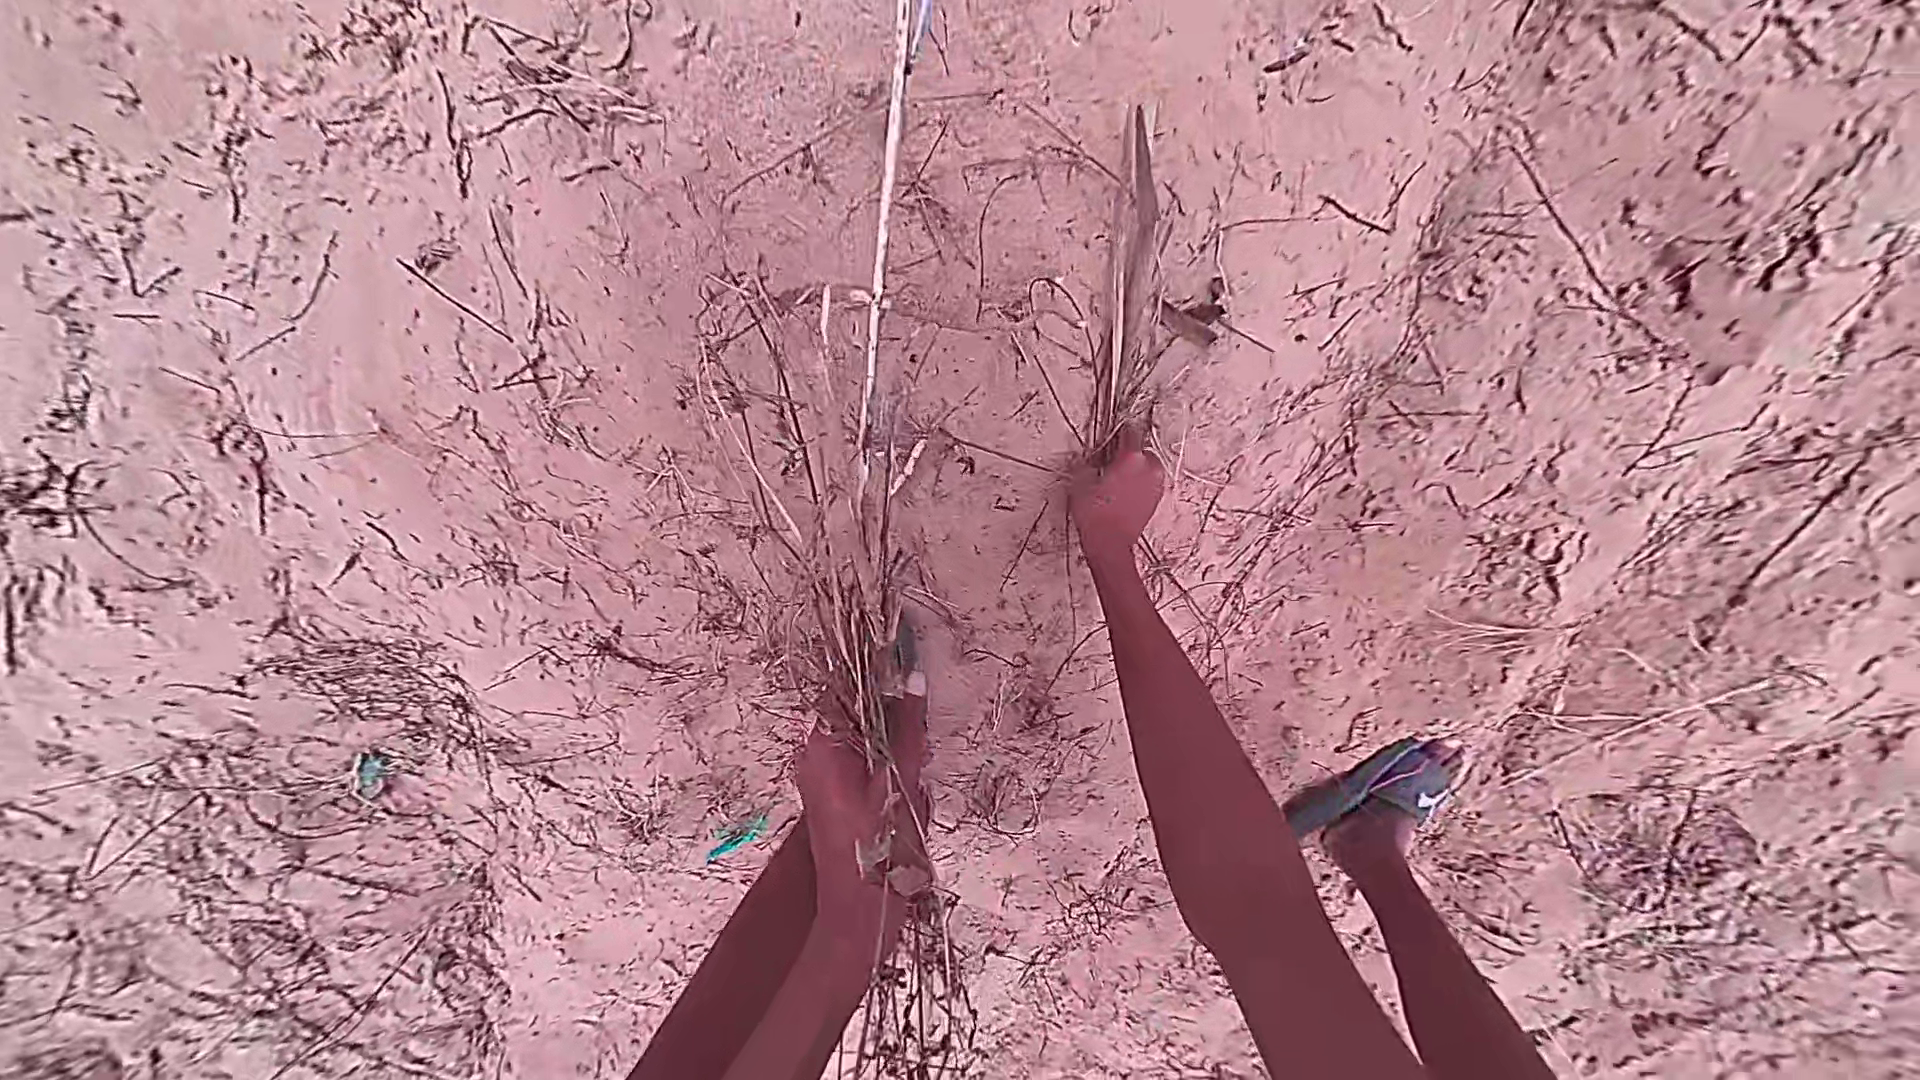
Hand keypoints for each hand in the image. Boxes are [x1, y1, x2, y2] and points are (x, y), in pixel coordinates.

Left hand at [796, 696, 928, 943]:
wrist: (859, 915)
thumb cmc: (878, 847)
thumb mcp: (900, 778)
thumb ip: (907, 725)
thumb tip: (912, 677)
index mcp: (822, 746)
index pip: (846, 688)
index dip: (878, 676)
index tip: (907, 672)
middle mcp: (814, 756)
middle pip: (857, 713)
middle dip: (892, 723)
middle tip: (916, 750)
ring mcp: (821, 777)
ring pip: (865, 739)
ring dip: (893, 750)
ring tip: (910, 786)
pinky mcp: (833, 794)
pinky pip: (863, 763)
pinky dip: (886, 769)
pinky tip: (904, 797)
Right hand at [1070, 426, 1165, 562]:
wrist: (1110, 544)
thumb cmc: (1097, 517)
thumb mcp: (1079, 483)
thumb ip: (1084, 464)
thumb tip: (1084, 460)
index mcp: (1131, 459)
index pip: (1130, 433)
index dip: (1119, 432)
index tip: (1113, 434)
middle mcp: (1149, 469)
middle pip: (1141, 451)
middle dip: (1127, 455)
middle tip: (1109, 463)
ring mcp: (1155, 486)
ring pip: (1147, 468)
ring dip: (1134, 470)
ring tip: (1115, 479)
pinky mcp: (1156, 500)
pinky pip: (1148, 484)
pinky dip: (1138, 484)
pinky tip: (1122, 493)